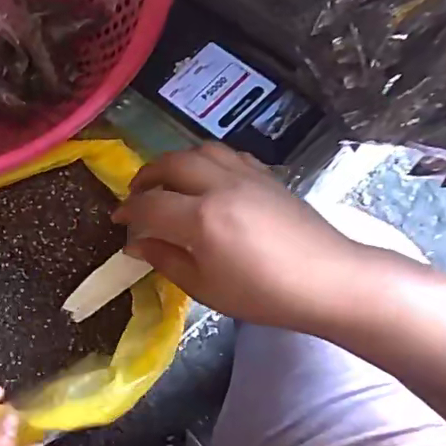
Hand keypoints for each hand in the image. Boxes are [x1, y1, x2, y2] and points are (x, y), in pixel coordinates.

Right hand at [115, 143, 380, 332]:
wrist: (328, 280)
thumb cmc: (263, 295)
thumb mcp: (205, 288)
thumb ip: (166, 260)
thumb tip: (137, 244)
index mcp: (201, 219)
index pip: (149, 205)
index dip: (127, 212)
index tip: (118, 221)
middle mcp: (220, 186)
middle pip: (170, 164)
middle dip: (145, 177)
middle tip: (136, 197)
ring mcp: (246, 175)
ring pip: (198, 150)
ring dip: (175, 162)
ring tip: (167, 182)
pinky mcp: (265, 175)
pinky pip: (226, 154)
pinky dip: (205, 161)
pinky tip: (205, 180)